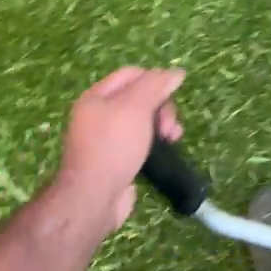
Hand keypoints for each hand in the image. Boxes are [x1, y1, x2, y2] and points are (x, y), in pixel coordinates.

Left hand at [54, 67, 185, 234]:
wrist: (94, 197)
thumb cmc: (113, 145)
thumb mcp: (135, 107)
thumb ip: (156, 85)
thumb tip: (176, 72)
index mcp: (97, 96)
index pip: (130, 75)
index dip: (154, 79)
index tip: (173, 94)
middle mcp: (99, 115)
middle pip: (139, 98)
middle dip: (161, 107)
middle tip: (170, 125)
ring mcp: (107, 139)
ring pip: (143, 121)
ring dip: (162, 125)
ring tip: (173, 139)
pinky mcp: (117, 160)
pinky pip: (141, 142)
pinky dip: (155, 144)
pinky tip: (165, 151)